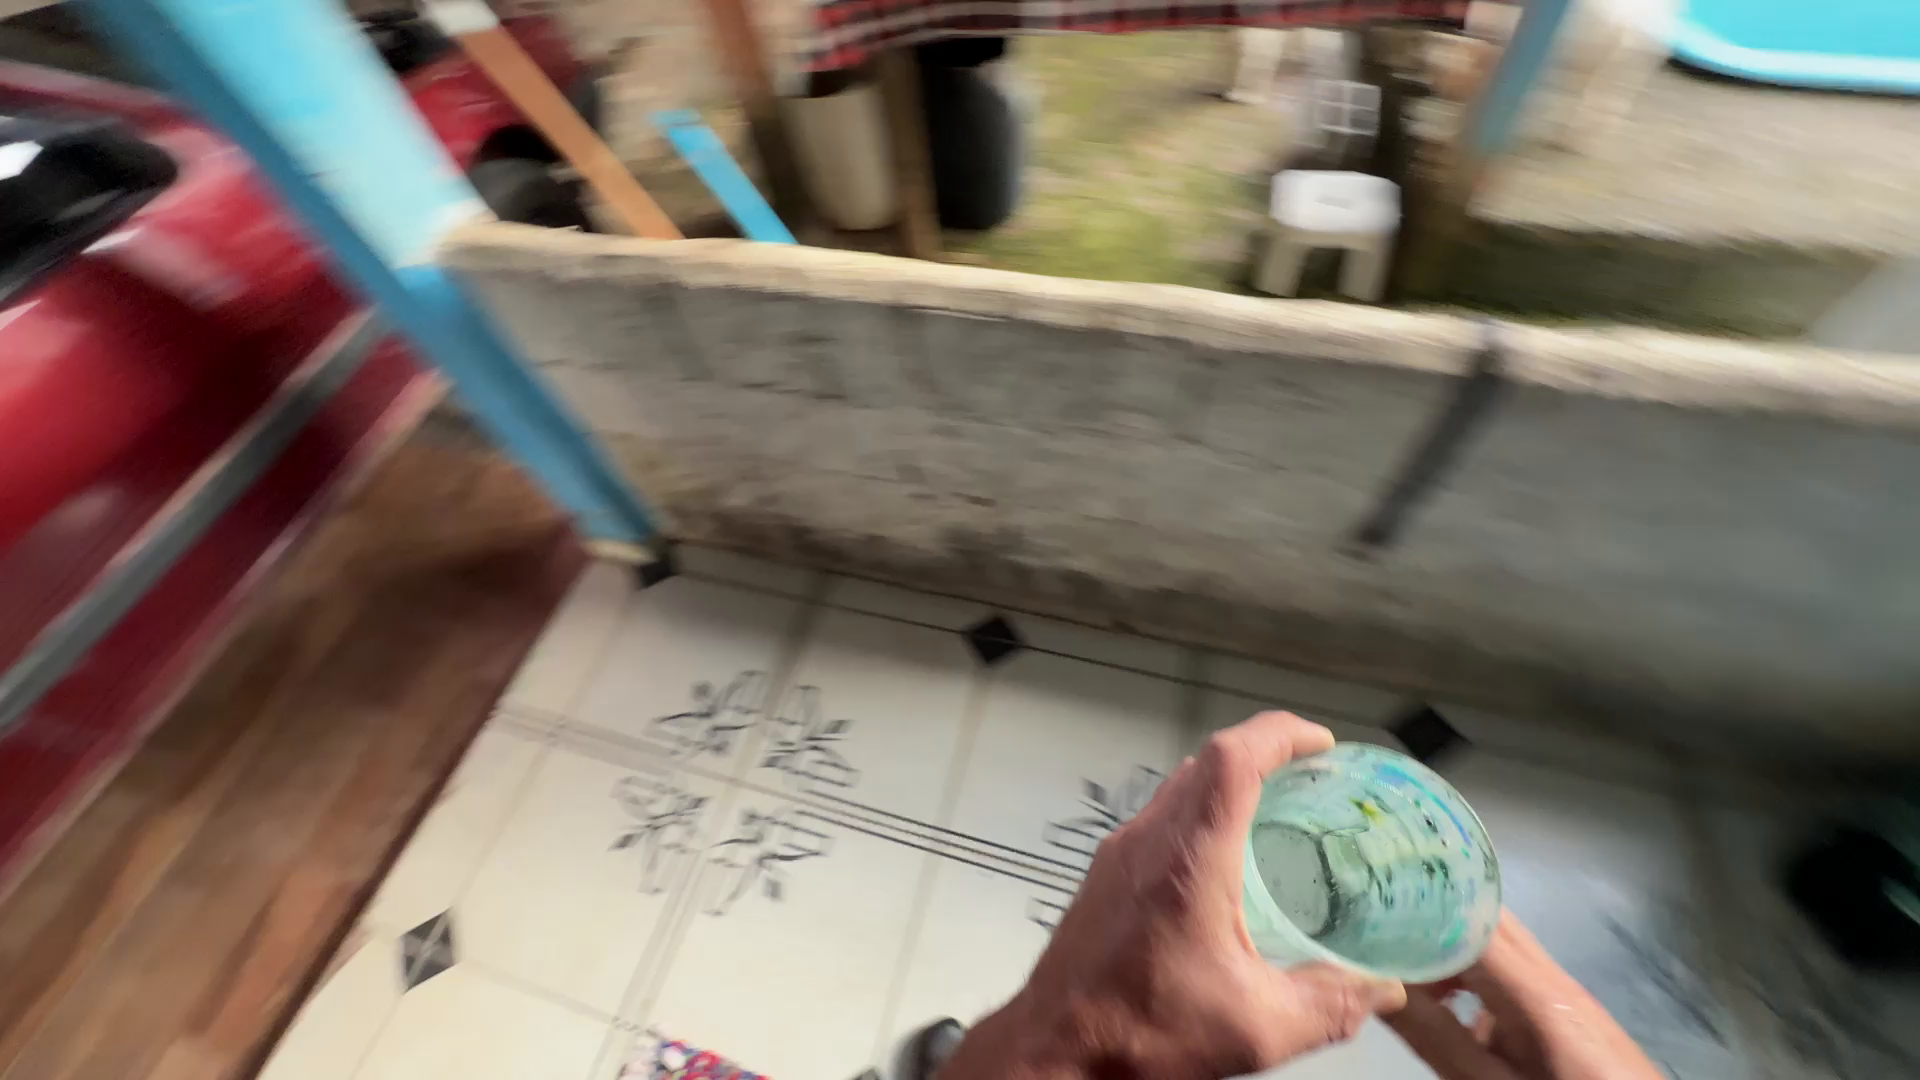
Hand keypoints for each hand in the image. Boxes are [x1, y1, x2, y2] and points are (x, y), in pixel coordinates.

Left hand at [940, 712, 1406, 1079]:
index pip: (1231, 759)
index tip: (1320, 743)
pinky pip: (1161, 813)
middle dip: (1261, 751)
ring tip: (1276, 807)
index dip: (1278, 734)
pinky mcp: (1108, 865)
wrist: (1058, 1041)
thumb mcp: (1255, 1025)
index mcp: (1188, 857)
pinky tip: (1224, 853)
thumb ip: (1328, 1003)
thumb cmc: (1147, 1027)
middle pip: (1207, 761)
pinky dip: (1200, 809)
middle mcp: (1150, 835)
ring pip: (1180, 784)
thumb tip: (1383, 990)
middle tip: (1310, 774)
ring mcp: (1121, 846)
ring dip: (1228, 779)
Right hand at [1385, 911, 1664, 1079]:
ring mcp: (1567, 994)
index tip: (1368, 892)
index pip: (1466, 914)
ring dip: (1445, 942)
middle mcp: (1554, 977)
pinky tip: (1446, 1006)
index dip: (1415, 897)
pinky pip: (1508, 971)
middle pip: (1481, 914)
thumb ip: (1433, 1033)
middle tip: (1372, 914)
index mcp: (1538, 991)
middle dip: (1426, 910)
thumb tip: (1371, 978)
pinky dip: (1469, 972)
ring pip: (1493, 940)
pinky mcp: (1569, 1015)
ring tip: (1399, 962)